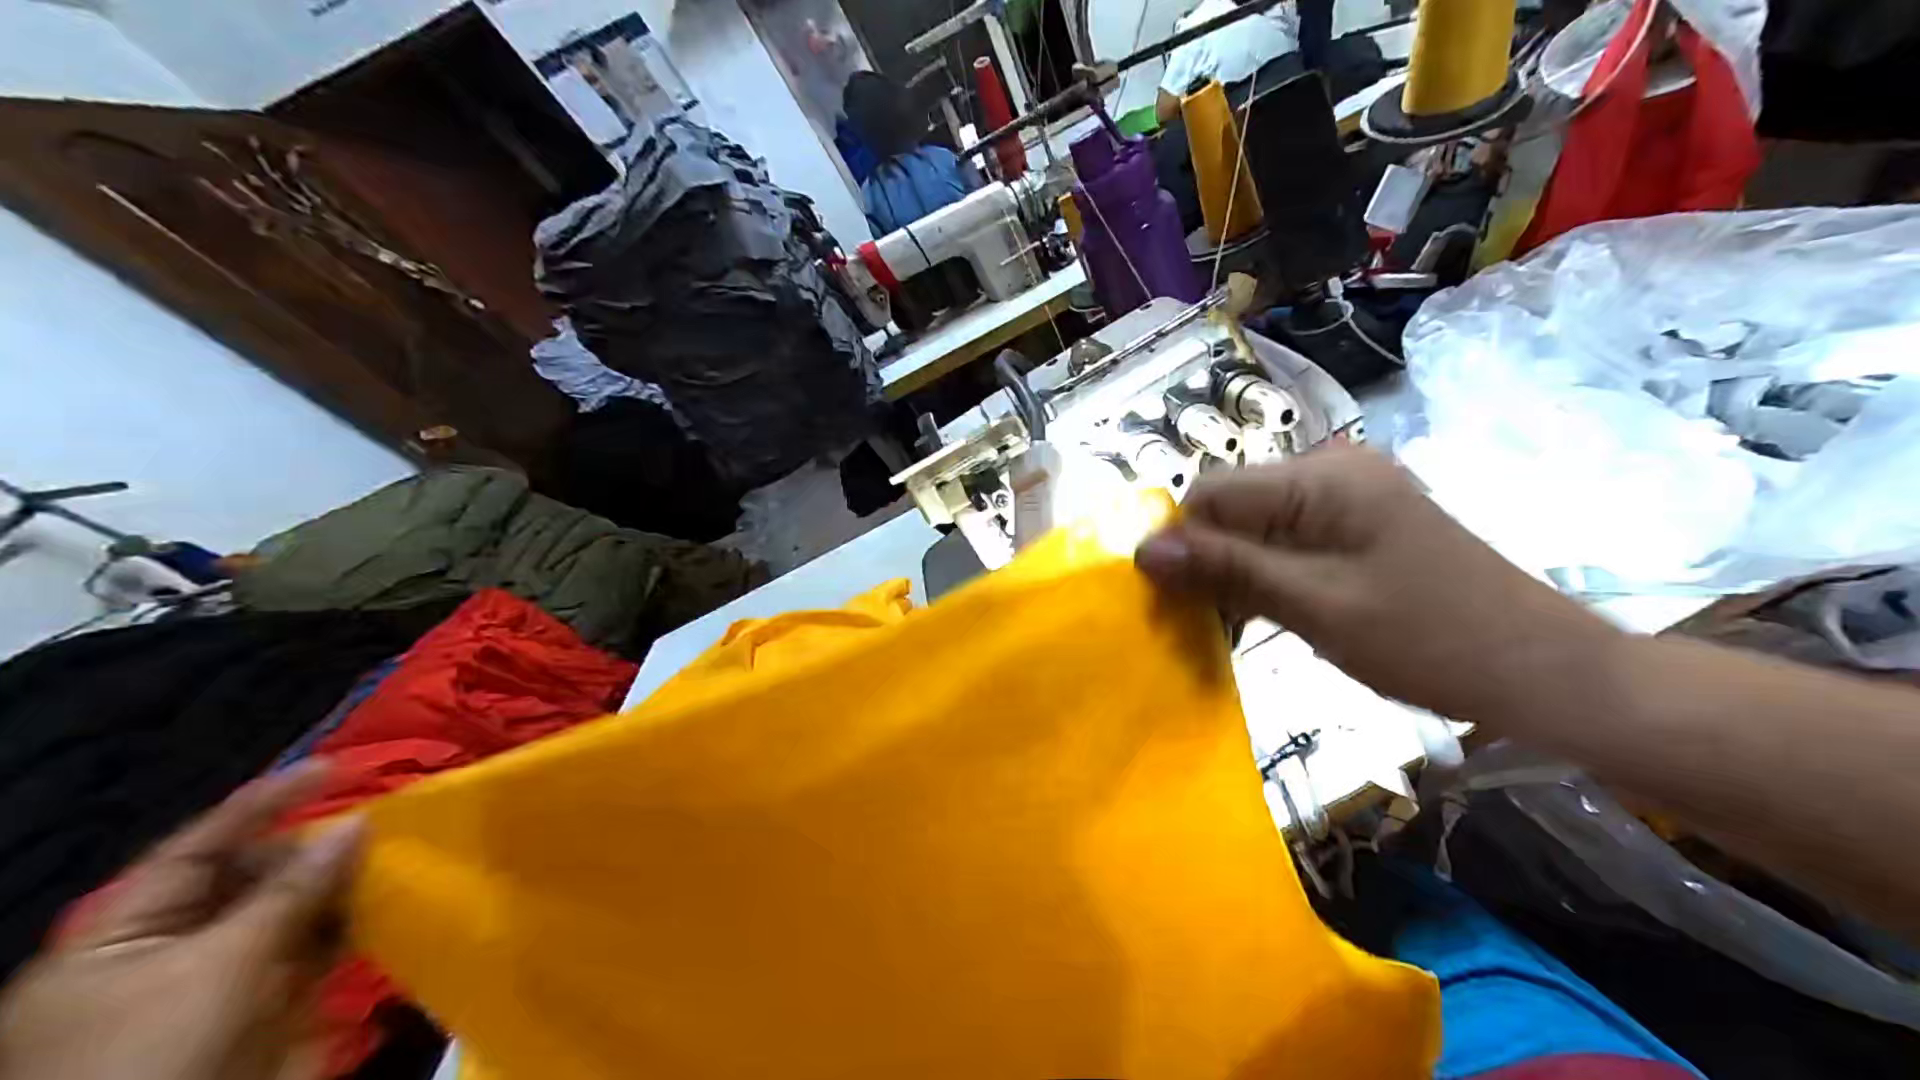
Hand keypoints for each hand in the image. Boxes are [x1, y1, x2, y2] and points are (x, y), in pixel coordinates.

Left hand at [0, 763, 361, 1079]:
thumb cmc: (155, 1054)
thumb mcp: (221, 965)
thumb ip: (292, 891)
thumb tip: (356, 825)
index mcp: (122, 936)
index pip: (199, 847)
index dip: (267, 803)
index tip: (335, 765)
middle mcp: (168, 948)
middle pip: (250, 877)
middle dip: (315, 848)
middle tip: (377, 824)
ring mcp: (216, 981)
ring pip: (289, 912)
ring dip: (341, 884)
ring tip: (394, 855)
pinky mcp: (259, 1008)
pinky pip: (308, 951)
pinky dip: (346, 927)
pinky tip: (386, 904)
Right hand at [1135, 444, 1618, 721]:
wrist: (1546, 673)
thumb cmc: (1430, 640)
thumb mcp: (1316, 606)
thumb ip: (1227, 570)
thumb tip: (1144, 550)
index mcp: (1323, 477)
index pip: (1212, 492)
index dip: (1180, 541)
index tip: (1165, 600)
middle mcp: (1331, 470)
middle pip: (1232, 506)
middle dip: (1206, 560)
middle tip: (1196, 622)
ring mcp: (1349, 496)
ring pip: (1255, 527)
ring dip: (1233, 572)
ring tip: (1230, 624)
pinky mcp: (1359, 524)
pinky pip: (1287, 540)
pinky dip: (1266, 575)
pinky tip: (1264, 612)